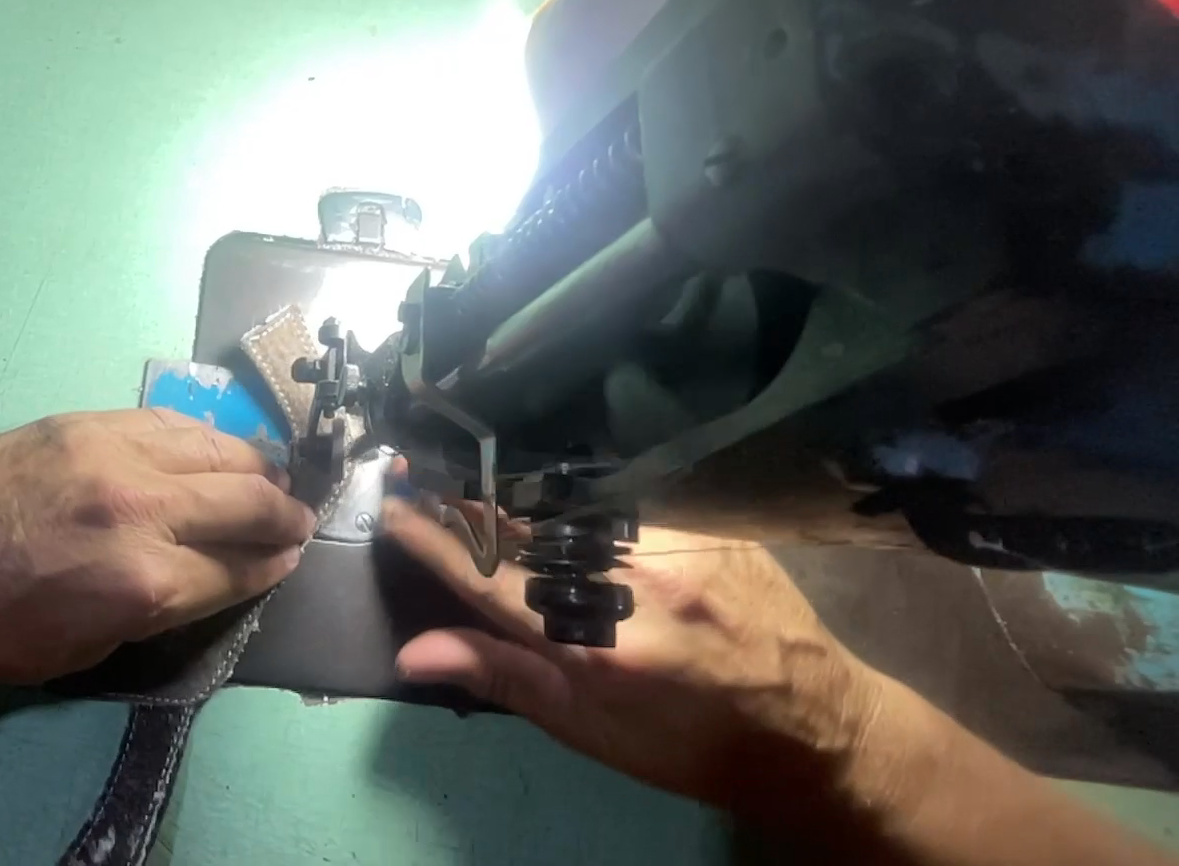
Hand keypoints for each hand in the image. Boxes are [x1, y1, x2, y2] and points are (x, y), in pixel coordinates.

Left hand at [0, 409, 311, 697]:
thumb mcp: (87, 649)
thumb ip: (164, 605)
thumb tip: (215, 572)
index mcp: (144, 583)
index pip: (239, 568)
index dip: (272, 564)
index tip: (291, 555)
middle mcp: (142, 508)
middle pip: (244, 499)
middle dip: (284, 513)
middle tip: (299, 517)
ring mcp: (111, 453)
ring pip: (215, 447)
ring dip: (254, 464)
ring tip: (270, 475)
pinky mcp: (81, 422)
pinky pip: (166, 420)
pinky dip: (203, 435)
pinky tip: (215, 445)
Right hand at [384, 480, 887, 820]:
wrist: (817, 728)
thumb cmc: (683, 740)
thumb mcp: (584, 726)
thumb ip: (497, 675)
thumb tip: (411, 653)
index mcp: (589, 642)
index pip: (482, 573)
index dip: (428, 538)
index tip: (389, 509)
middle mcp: (624, 580)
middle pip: (515, 519)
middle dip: (452, 492)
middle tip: (411, 469)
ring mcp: (668, 542)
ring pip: (559, 495)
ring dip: (499, 480)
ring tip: (457, 466)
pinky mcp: (700, 521)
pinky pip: (612, 490)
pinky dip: (562, 486)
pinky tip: (539, 478)